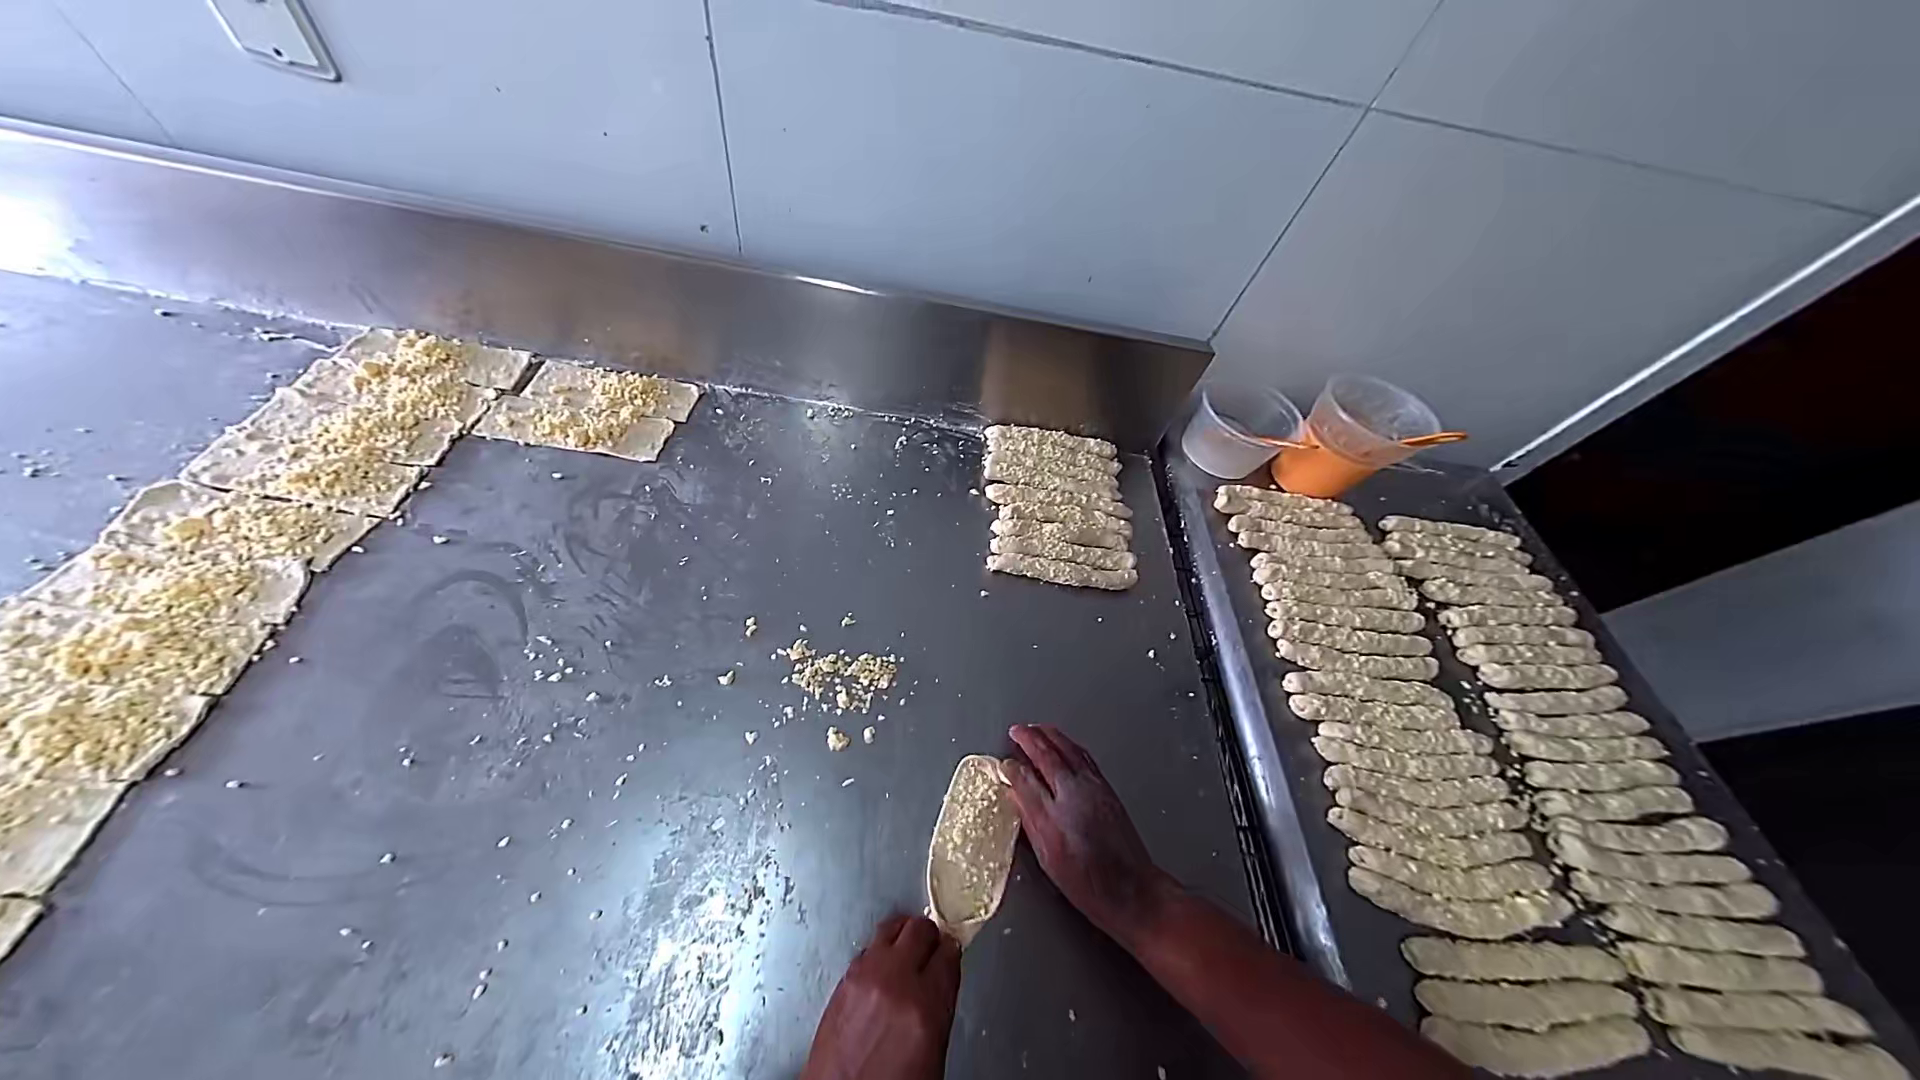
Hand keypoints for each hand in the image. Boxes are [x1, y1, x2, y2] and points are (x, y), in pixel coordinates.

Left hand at [800, 914, 960, 1079]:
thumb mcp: (933, 1054)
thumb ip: (940, 1006)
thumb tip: (942, 976)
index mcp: (926, 1006)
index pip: (948, 953)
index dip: (952, 948)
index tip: (952, 948)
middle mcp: (895, 983)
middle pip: (919, 929)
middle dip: (929, 935)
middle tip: (932, 943)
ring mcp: (866, 977)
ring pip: (891, 928)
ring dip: (903, 935)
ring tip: (907, 946)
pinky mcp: (844, 980)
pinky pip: (868, 949)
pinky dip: (879, 953)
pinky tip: (883, 967)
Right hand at [1003, 724, 1174, 945]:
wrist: (1132, 890)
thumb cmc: (1089, 883)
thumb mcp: (1048, 857)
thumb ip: (1029, 820)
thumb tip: (1015, 795)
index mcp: (1053, 814)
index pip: (1025, 777)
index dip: (1011, 767)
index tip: (1003, 763)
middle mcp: (1074, 793)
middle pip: (1047, 754)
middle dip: (1029, 738)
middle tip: (1017, 730)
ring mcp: (1093, 787)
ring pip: (1068, 748)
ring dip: (1050, 735)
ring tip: (1037, 729)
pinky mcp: (1107, 788)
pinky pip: (1083, 755)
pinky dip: (1069, 743)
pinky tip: (1065, 744)